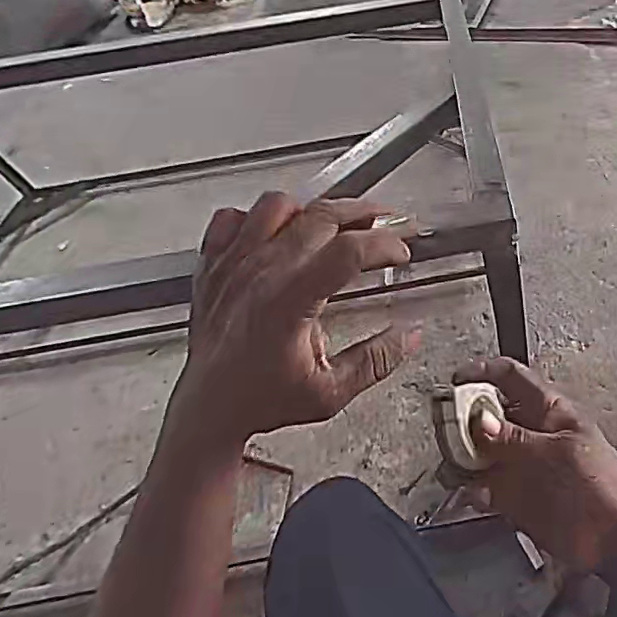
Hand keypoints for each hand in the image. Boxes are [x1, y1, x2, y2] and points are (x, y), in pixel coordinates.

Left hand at [160, 193, 422, 474]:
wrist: (207, 412)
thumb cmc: (260, 401)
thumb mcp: (331, 391)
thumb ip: (376, 361)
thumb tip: (409, 336)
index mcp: (288, 302)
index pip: (349, 251)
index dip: (386, 244)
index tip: (401, 252)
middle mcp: (259, 275)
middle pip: (322, 216)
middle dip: (366, 213)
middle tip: (389, 221)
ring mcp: (232, 266)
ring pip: (278, 205)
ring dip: (315, 209)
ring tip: (338, 222)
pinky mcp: (213, 266)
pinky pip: (233, 217)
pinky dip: (259, 216)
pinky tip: (279, 230)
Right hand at [452, 358, 616, 570]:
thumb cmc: (604, 484)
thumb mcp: (558, 453)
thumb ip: (516, 439)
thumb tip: (480, 420)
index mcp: (548, 410)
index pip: (511, 378)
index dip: (483, 372)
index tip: (457, 379)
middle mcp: (530, 433)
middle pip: (488, 414)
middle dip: (464, 418)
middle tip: (446, 428)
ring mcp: (521, 465)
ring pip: (480, 452)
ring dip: (463, 456)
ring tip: (453, 464)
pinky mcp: (516, 497)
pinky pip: (484, 487)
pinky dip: (473, 488)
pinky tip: (475, 492)